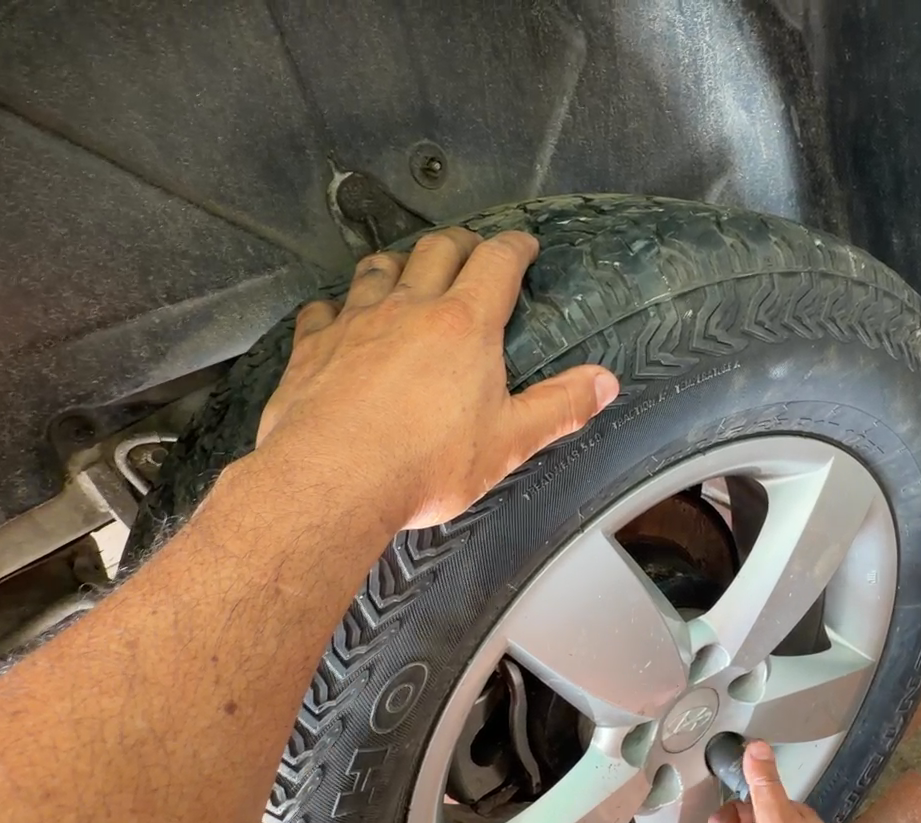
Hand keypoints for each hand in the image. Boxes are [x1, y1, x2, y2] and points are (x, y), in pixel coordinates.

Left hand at [255, 227, 618, 528]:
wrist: (334, 480)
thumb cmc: (430, 463)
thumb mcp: (510, 442)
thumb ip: (561, 407)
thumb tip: (606, 382)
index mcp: (465, 325)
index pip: (497, 263)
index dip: (515, 246)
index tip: (524, 244)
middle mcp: (410, 308)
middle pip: (438, 250)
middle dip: (462, 244)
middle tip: (473, 253)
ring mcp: (356, 321)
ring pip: (379, 268)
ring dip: (401, 263)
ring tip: (410, 274)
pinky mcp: (314, 346)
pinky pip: (325, 308)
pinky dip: (339, 306)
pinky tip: (341, 319)